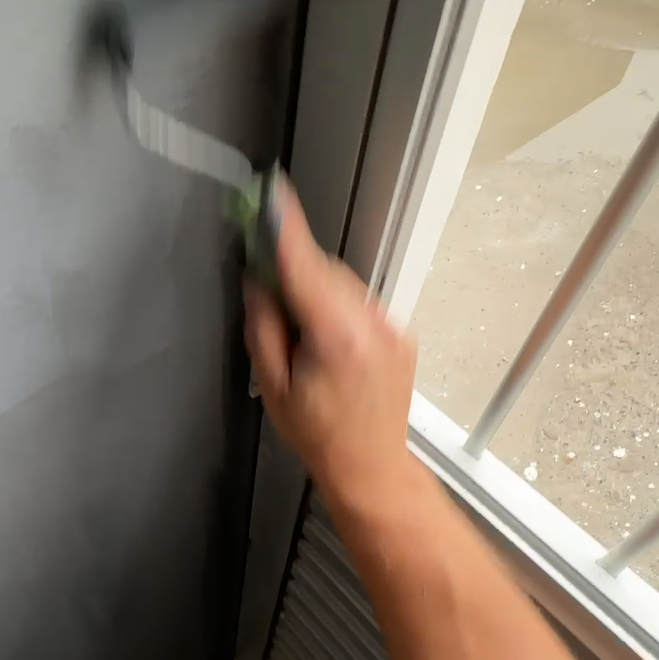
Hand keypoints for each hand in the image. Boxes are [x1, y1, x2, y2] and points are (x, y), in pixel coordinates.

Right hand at [244, 175, 419, 506]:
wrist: (370, 465)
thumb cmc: (317, 434)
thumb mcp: (273, 385)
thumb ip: (264, 327)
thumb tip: (259, 284)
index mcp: (337, 336)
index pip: (304, 267)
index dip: (286, 229)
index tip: (274, 194)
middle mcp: (372, 323)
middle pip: (323, 273)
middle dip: (294, 278)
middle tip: (269, 305)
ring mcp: (391, 326)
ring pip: (342, 288)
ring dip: (316, 298)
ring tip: (304, 345)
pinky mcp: (400, 333)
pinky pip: (359, 305)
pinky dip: (337, 313)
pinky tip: (328, 349)